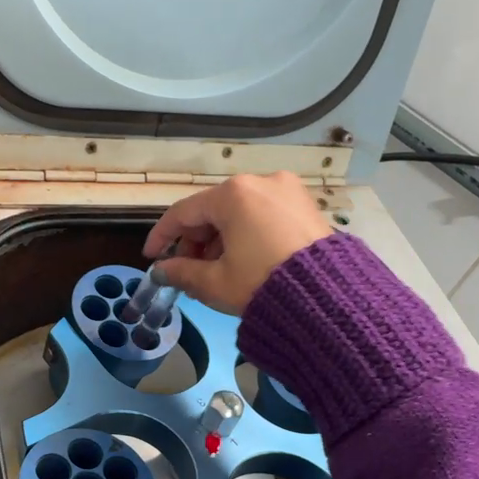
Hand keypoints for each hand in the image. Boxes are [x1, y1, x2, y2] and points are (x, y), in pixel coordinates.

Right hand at [143, 172, 333, 313]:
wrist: (327, 296)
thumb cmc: (262, 282)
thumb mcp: (215, 282)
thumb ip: (181, 273)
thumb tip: (161, 271)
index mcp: (233, 194)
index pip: (184, 212)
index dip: (162, 236)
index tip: (151, 256)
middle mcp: (260, 181)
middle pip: (214, 210)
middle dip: (196, 241)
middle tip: (186, 270)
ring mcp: (287, 190)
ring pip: (240, 212)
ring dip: (221, 239)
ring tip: (216, 270)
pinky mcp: (306, 204)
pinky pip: (265, 215)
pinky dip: (247, 233)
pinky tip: (243, 260)